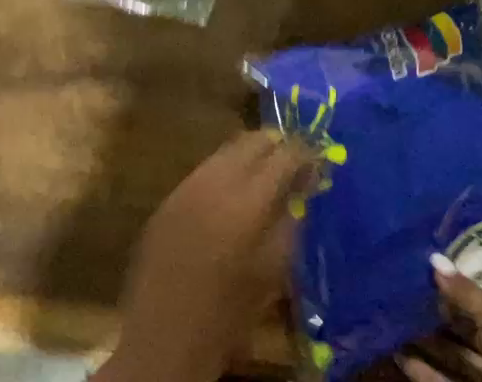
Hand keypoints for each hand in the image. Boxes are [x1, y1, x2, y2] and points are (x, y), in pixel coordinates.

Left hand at [95, 132, 313, 381]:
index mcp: (248, 200)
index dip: (307, 154)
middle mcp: (215, 183)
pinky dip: (224, 175)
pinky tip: (230, 199)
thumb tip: (304, 183)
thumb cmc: (231, 310)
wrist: (164, 342)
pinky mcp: (166, 203)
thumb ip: (292, 215)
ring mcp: (185, 190)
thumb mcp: (277, 265)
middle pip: (254, 140)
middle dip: (279, 147)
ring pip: (226, 150)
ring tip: (263, 179)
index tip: (317, 166)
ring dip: (250, 158)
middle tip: (293, 167)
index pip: (287, 153)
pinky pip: (203, 172)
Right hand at [396, 255, 481, 381]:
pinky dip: (421, 371)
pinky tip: (399, 356)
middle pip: (471, 330)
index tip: (437, 274)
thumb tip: (436, 260)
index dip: (468, 288)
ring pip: (454, 356)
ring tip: (399, 323)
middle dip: (443, 315)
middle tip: (411, 296)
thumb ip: (467, 294)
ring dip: (428, 343)